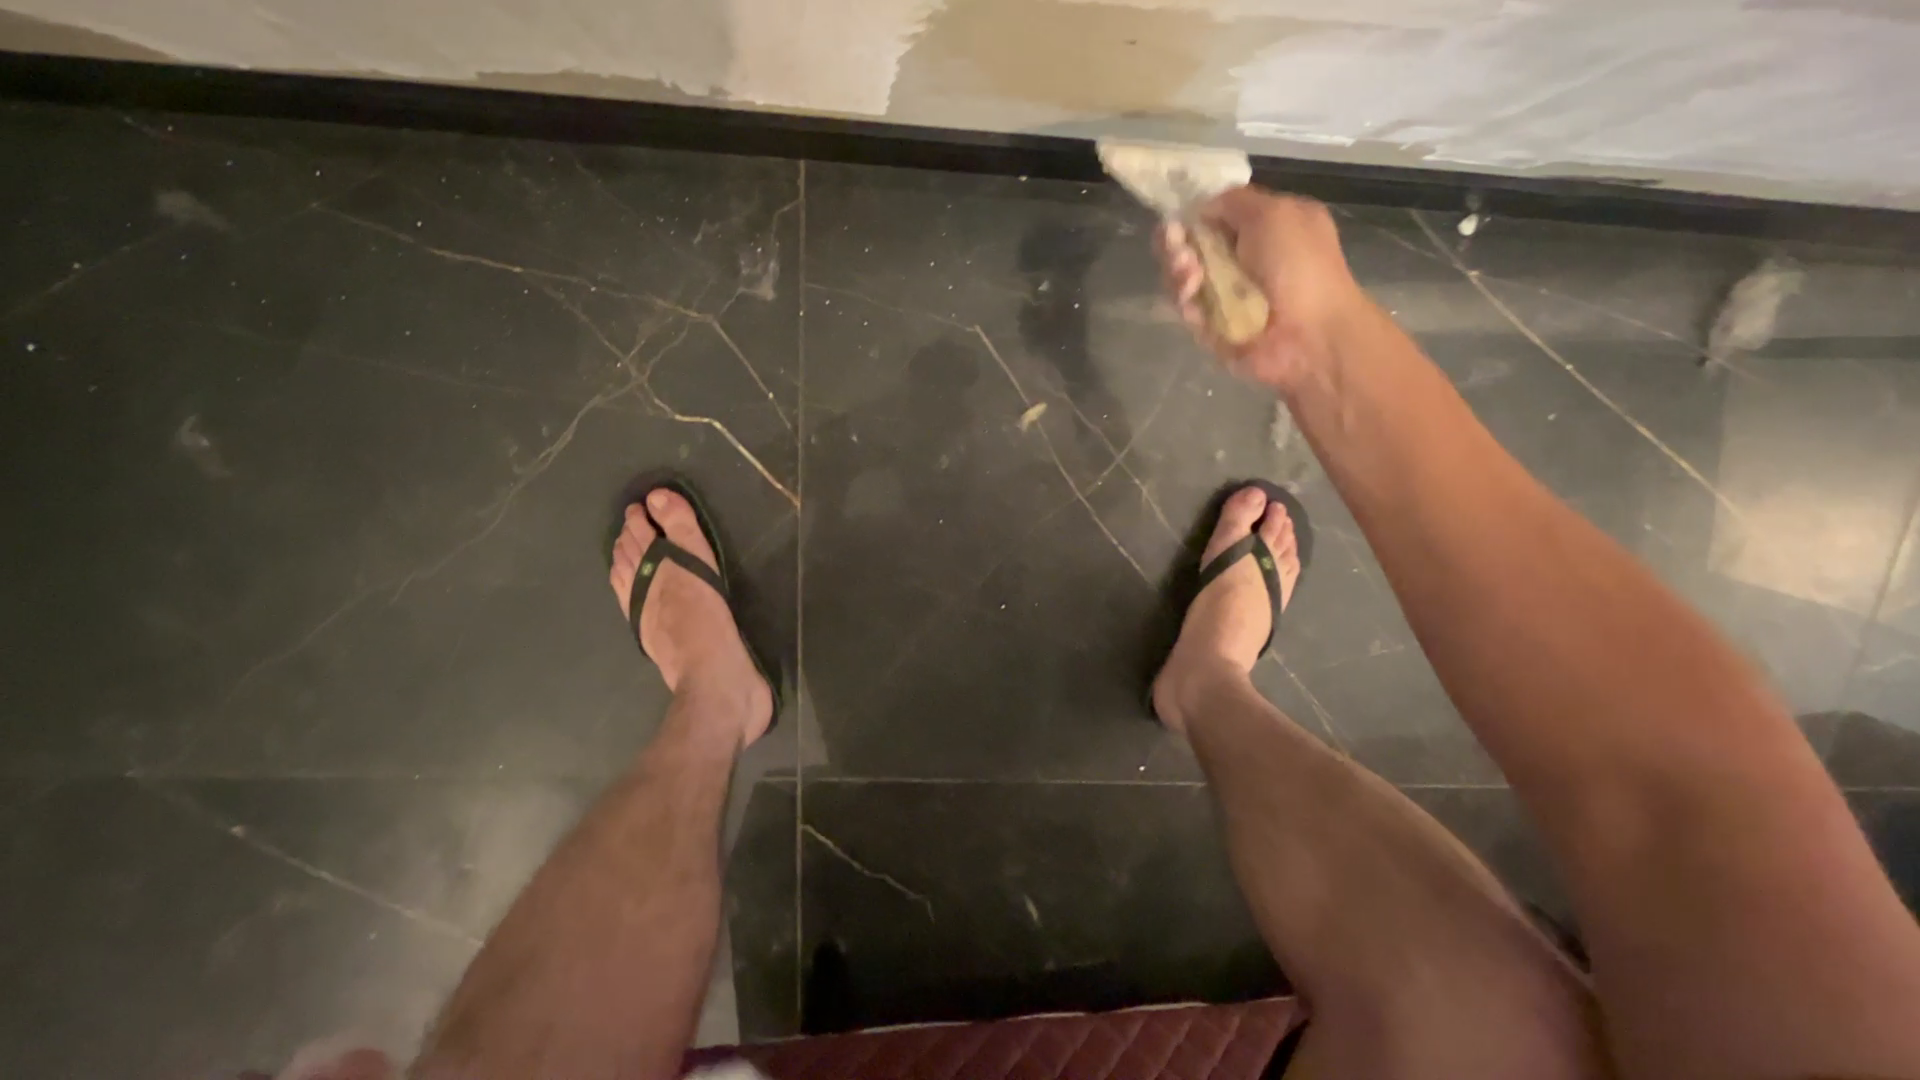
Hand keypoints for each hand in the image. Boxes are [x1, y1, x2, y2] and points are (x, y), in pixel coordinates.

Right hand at [1157, 186, 1364, 389]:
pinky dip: (1184, 301)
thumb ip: (1233, 201)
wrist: (1309, 335)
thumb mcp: (1275, 212)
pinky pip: (1186, 308)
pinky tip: (1192, 298)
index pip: (1216, 215)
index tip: (1179, 217)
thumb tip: (1201, 209)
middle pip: (1191, 244)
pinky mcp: (1213, 326)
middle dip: (1177, 243)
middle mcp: (1243, 259)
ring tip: (1191, 276)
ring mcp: (1226, 294)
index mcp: (1265, 227)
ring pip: (1183, 276)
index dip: (1193, 214)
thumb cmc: (1300, 267)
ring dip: (1178, 271)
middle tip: (1180, 249)